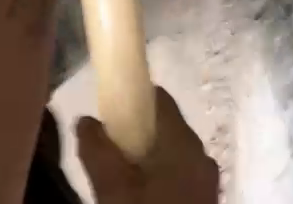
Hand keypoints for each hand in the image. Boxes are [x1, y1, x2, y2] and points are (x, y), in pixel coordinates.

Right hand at [75, 89, 219, 203]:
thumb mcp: (112, 189)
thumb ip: (96, 148)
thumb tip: (86, 119)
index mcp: (184, 142)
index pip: (157, 97)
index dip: (130, 97)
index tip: (106, 108)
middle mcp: (202, 156)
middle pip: (163, 127)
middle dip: (133, 133)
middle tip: (105, 149)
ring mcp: (207, 183)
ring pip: (169, 154)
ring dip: (143, 160)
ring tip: (116, 178)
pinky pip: (178, 176)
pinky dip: (156, 178)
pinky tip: (137, 197)